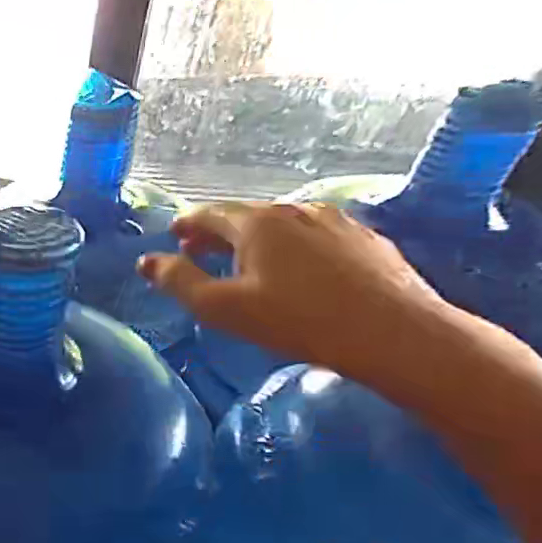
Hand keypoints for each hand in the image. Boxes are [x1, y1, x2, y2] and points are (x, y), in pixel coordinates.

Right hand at [139, 201, 463, 383]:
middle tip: (200, 249)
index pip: (210, 214)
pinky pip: (314, 235)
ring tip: (246, 260)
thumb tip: (147, 261)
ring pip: (282, 224)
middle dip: (218, 231)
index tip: (174, 233)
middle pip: (245, 215)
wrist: (394, 333)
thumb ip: (181, 283)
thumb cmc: (298, 321)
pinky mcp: (365, 239)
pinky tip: (298, 270)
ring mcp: (335, 220)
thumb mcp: (224, 309)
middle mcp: (295, 209)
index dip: (187, 224)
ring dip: (256, 238)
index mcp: (257, 223)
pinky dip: (292, 246)